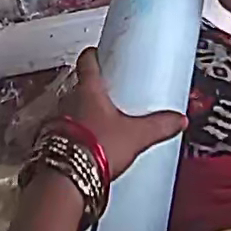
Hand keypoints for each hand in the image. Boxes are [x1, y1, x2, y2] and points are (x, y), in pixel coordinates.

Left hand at [61, 47, 186, 176]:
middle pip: (79, 85)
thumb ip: (159, 125)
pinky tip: (88, 145)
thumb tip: (178, 120)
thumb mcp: (136, 135)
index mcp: (89, 90)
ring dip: (81, 112)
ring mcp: (57, 121)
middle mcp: (69, 100)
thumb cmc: (97, 148)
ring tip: (100, 122)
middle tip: (108, 93)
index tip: (97, 51)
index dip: (92, 54)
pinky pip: (64, 131)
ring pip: (70, 108)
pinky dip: (75, 134)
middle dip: (92, 89)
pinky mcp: (52, 142)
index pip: (87, 61)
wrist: (68, 179)